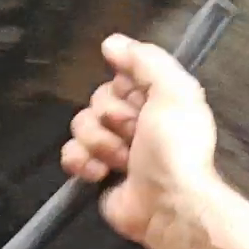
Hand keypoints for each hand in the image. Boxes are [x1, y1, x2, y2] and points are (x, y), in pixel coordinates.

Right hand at [61, 34, 220, 246]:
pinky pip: (71, 153)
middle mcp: (137, 122)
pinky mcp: (98, 172)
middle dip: (112, 118)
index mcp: (158, 100)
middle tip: (135, 135)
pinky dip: (81, 161)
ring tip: (123, 159)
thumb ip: (146, 60)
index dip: (124, 89)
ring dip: (99, 142)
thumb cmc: (177, 150)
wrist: (168, 205)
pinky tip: (99, 172)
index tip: (140, 103)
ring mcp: (116, 148)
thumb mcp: (175, 91)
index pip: (121, 76)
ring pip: (81, 125)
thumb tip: (112, 43)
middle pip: (98, 99)